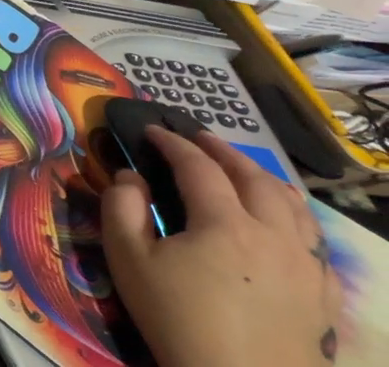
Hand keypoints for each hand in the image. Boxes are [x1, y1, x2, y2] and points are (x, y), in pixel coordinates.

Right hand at [103, 126, 341, 366]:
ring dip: (264, 178)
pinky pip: (316, 242)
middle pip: (255, 179)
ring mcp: (307, 266)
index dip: (172, 143)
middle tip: (196, 137)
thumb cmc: (176, 316)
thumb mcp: (127, 258)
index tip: (149, 130)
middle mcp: (274, 235)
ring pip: (295, 207)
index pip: (198, 166)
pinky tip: (280, 222)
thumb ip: (123, 206)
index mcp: (225, 224)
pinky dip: (294, 217)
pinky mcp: (323, 294)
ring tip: (242, 169)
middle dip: (223, 151)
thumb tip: (131, 177)